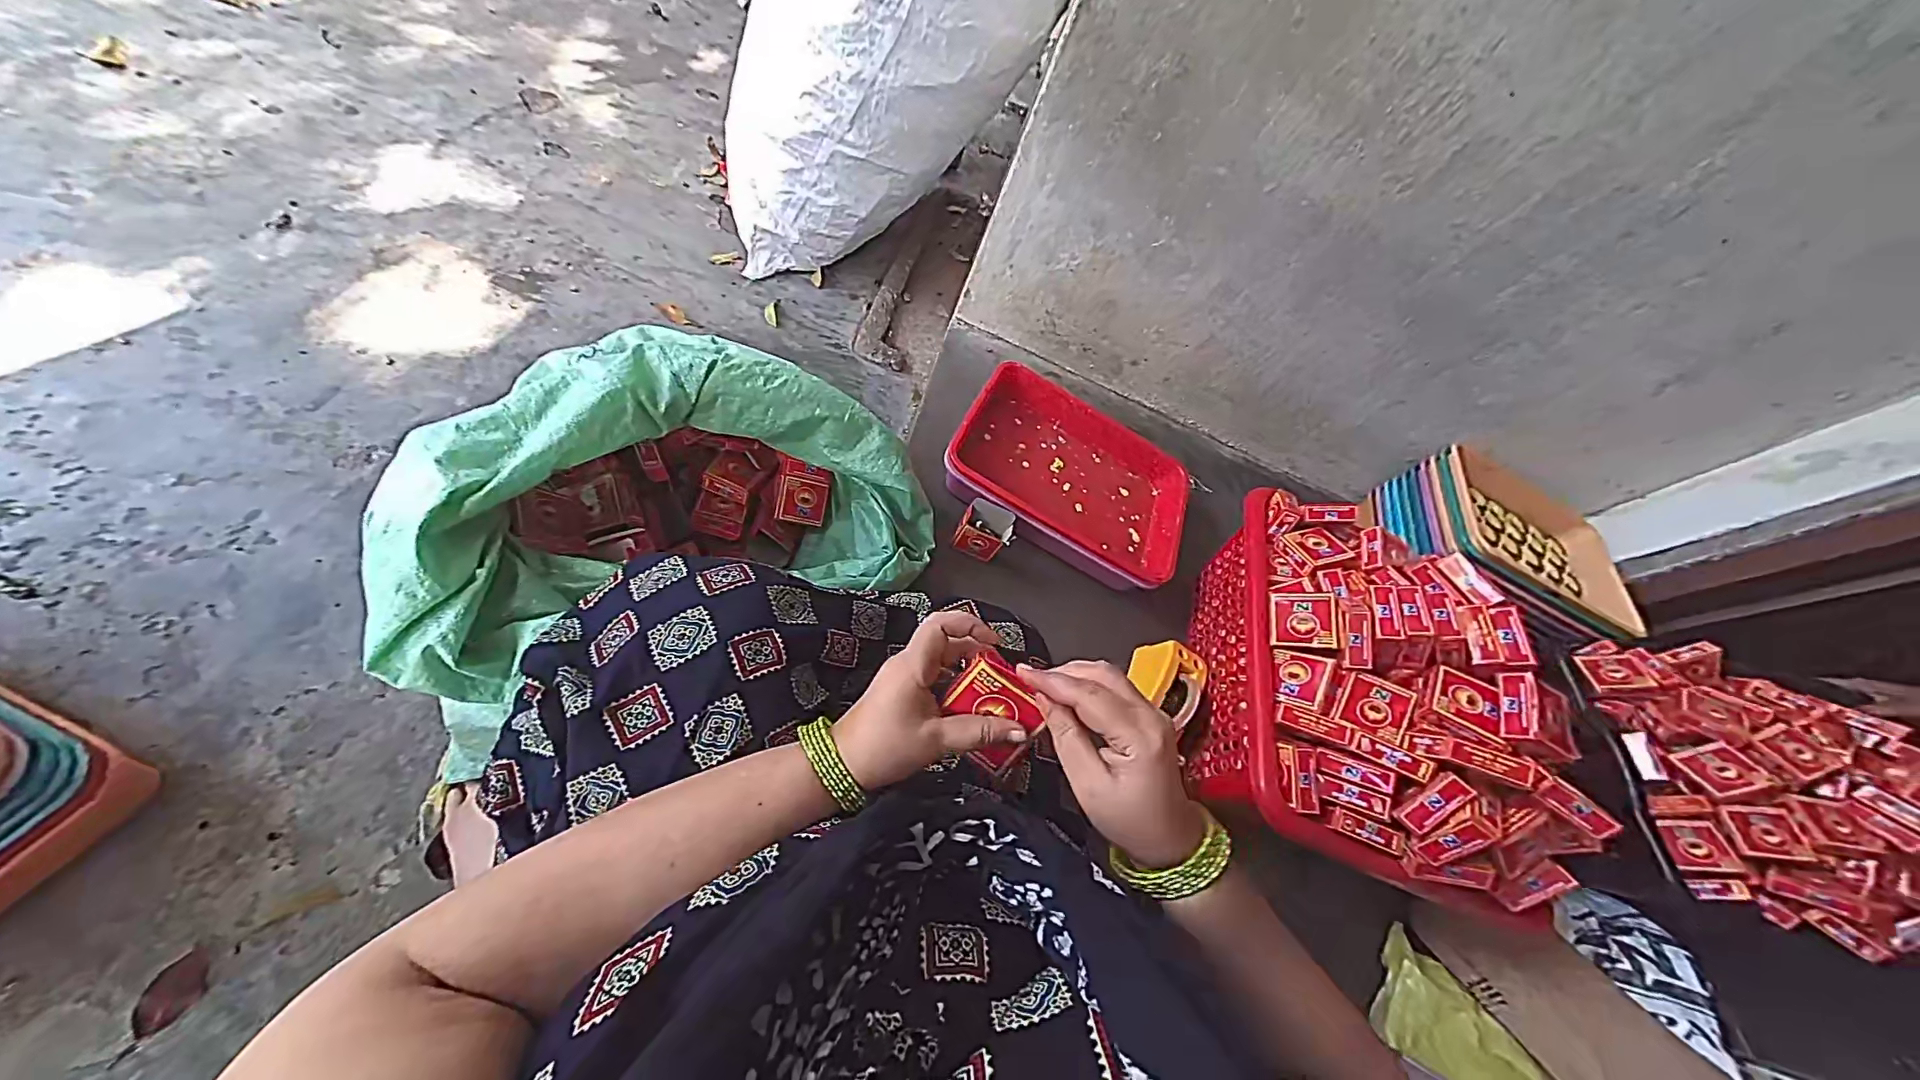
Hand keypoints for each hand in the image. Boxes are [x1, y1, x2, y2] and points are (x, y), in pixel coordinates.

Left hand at [831, 611, 1029, 789]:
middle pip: (948, 642)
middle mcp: (908, 664)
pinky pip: (936, 677)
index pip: (941, 624)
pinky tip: (969, 707)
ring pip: (943, 661)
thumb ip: (979, 732)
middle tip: (1000, 675)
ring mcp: (904, 676)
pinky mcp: (903, 690)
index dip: (970, 625)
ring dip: (968, 673)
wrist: (843, 765)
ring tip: (990, 694)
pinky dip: (956, 686)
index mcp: (912, 665)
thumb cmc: (882, 747)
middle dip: (978, 654)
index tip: (994, 643)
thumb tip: (1015, 728)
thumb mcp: (936, 740)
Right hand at [1020, 660, 1208, 869]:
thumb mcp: (1087, 785)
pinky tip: (1068, 695)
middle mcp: (1151, 716)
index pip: (1089, 693)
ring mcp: (1154, 713)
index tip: (1024, 673)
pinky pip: (1115, 687)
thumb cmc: (1131, 820)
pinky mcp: (1149, 715)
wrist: (1170, 836)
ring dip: (1074, 675)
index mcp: (1139, 735)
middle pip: (1102, 674)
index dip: (1052, 680)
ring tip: (1045, 686)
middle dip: (1062, 672)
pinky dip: (1087, 685)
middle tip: (1031, 679)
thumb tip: (1046, 701)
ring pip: (1109, 675)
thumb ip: (1065, 737)